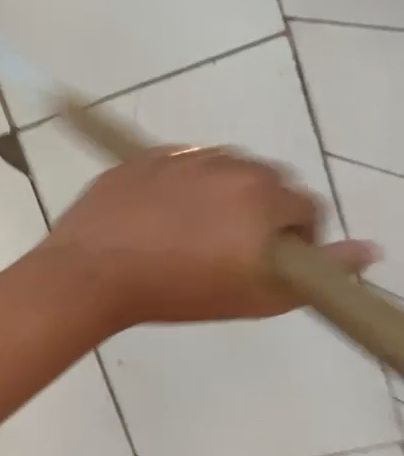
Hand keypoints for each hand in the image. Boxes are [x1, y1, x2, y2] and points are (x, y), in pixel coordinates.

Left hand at [41, 146, 377, 329]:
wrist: (88, 275)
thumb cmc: (177, 290)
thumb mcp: (261, 295)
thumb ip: (323, 271)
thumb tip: (367, 249)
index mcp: (263, 194)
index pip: (305, 207)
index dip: (294, 235)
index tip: (268, 257)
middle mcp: (222, 166)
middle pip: (261, 180)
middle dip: (256, 207)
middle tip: (226, 242)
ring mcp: (170, 161)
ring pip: (215, 167)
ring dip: (216, 189)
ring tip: (193, 225)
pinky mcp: (129, 163)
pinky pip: (169, 163)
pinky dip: (175, 180)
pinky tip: (161, 207)